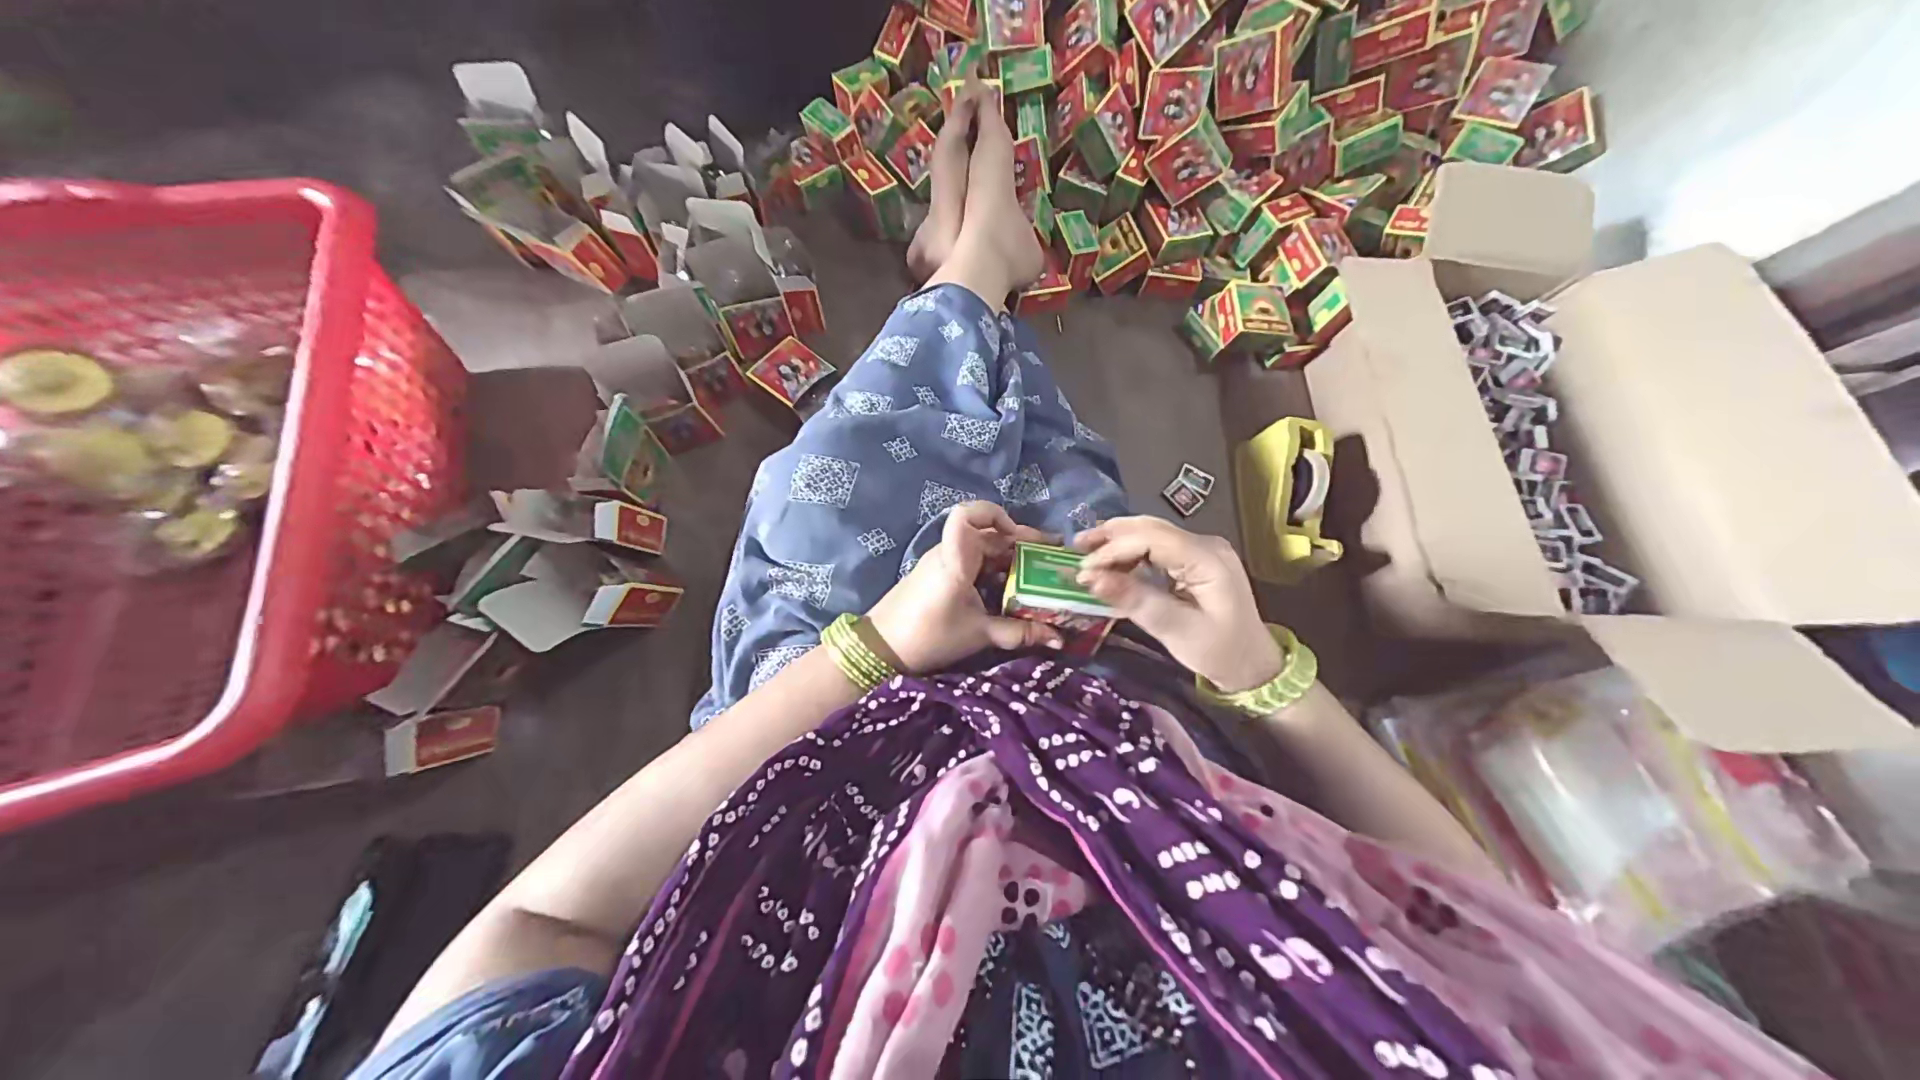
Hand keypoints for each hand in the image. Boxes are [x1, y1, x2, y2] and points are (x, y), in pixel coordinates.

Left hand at [866, 501, 1065, 672]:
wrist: (882, 649)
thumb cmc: (930, 636)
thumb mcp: (979, 634)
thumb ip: (1019, 633)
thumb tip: (1059, 638)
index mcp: (956, 558)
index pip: (968, 514)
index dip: (995, 515)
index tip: (1018, 536)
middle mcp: (948, 553)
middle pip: (985, 533)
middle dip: (1017, 543)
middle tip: (1048, 558)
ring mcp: (941, 563)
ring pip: (980, 549)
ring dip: (1006, 559)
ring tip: (1034, 575)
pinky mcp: (937, 576)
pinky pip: (970, 562)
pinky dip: (991, 570)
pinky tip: (1008, 589)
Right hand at [1072, 516, 1284, 693]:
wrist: (1254, 666)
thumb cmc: (1218, 652)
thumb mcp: (1175, 630)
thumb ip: (1134, 600)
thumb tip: (1091, 579)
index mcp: (1207, 558)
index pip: (1150, 538)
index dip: (1112, 549)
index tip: (1084, 571)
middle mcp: (1205, 544)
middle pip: (1149, 527)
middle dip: (1110, 536)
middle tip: (1075, 551)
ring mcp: (1202, 550)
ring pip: (1151, 533)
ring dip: (1117, 542)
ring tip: (1087, 556)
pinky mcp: (1196, 560)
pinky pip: (1158, 547)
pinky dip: (1131, 553)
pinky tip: (1112, 565)